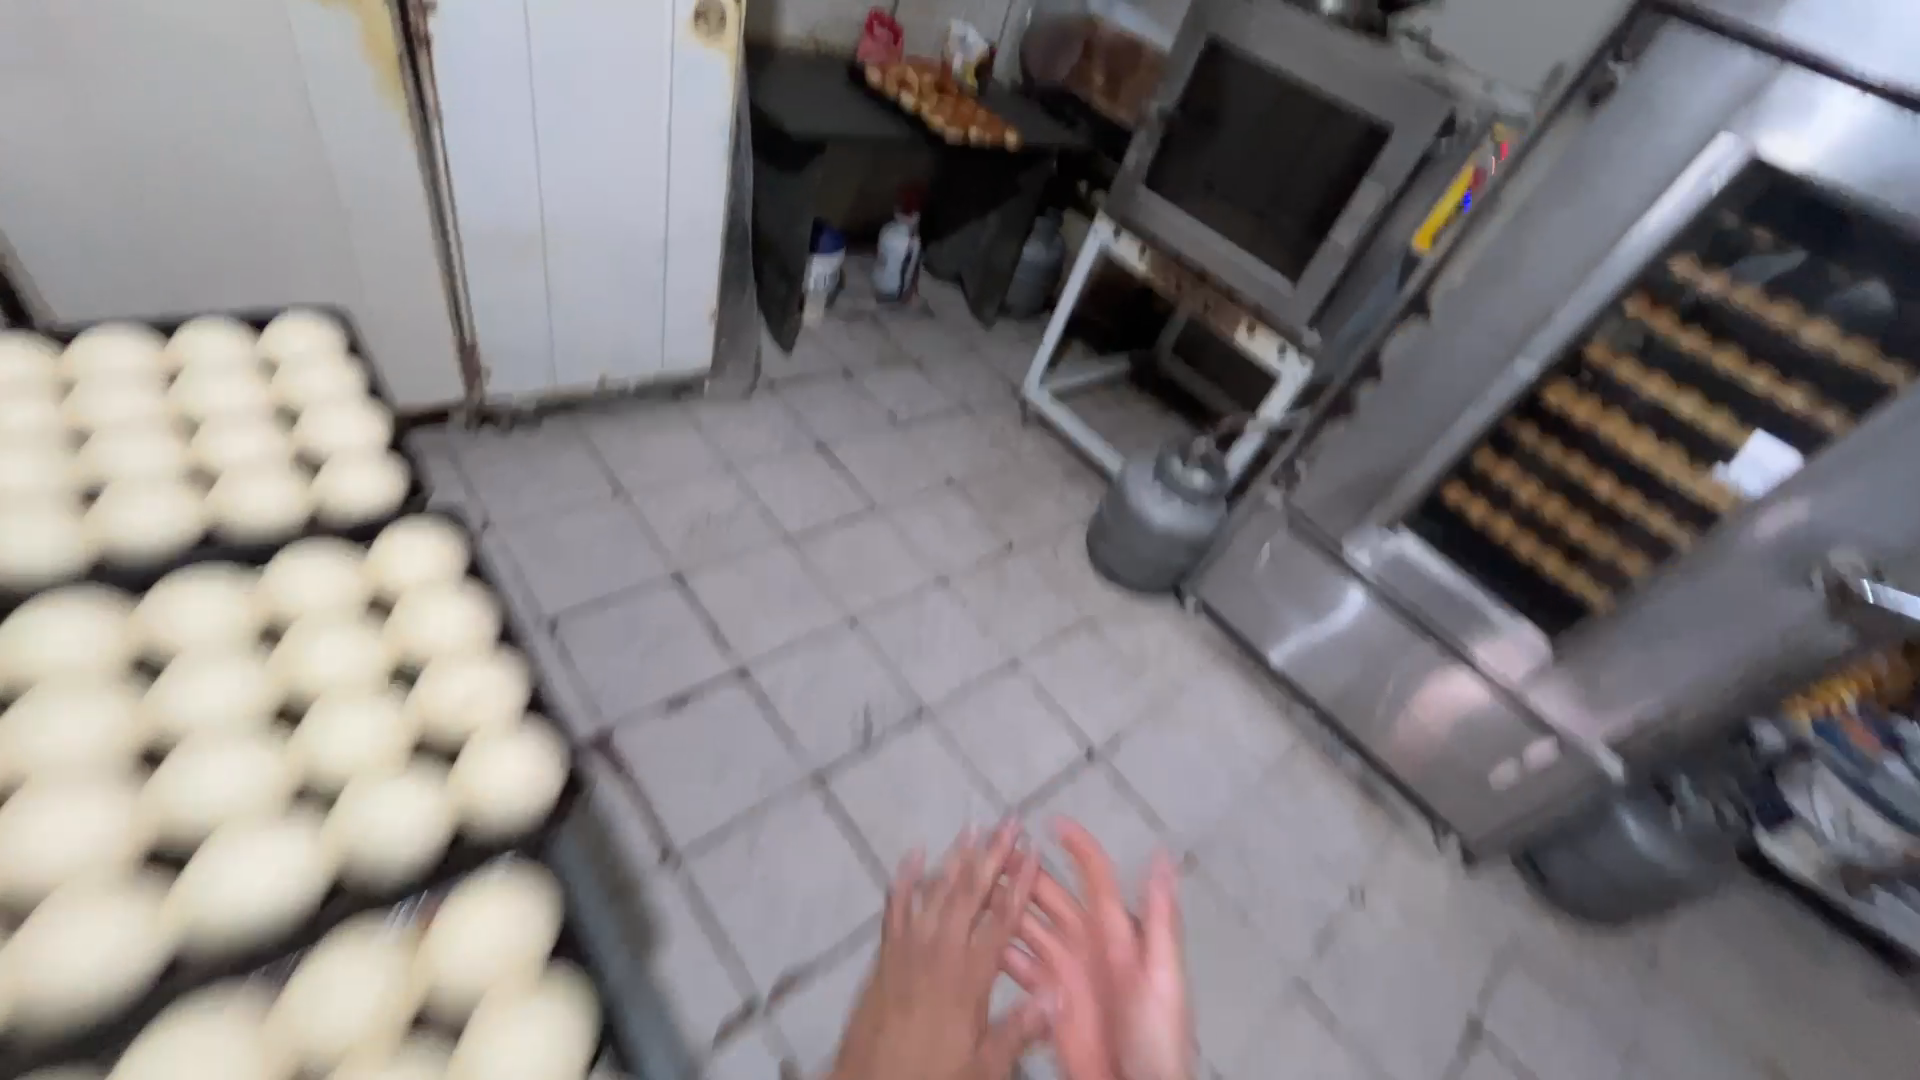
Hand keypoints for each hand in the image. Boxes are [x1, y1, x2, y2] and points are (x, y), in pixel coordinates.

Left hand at [829, 823, 1051, 1079]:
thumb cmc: (931, 1076)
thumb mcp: (983, 1065)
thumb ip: (1020, 1028)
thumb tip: (1059, 994)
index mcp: (969, 975)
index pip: (1002, 918)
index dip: (1019, 881)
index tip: (1032, 849)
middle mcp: (940, 950)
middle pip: (971, 892)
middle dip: (992, 854)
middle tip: (1008, 821)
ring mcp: (909, 947)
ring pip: (936, 891)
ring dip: (955, 857)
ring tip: (972, 827)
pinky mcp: (886, 953)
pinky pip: (896, 907)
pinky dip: (905, 879)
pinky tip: (914, 855)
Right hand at [1001, 820, 1192, 1079]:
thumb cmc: (1156, 1036)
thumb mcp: (1163, 975)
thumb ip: (1160, 917)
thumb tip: (1162, 856)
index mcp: (1116, 930)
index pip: (1095, 876)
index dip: (1076, 846)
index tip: (1049, 821)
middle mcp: (1087, 941)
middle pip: (1050, 896)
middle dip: (1022, 873)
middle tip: (989, 853)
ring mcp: (1065, 970)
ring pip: (1030, 926)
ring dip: (1006, 907)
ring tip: (973, 890)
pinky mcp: (1048, 999)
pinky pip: (1021, 967)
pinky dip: (1001, 952)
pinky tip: (978, 942)